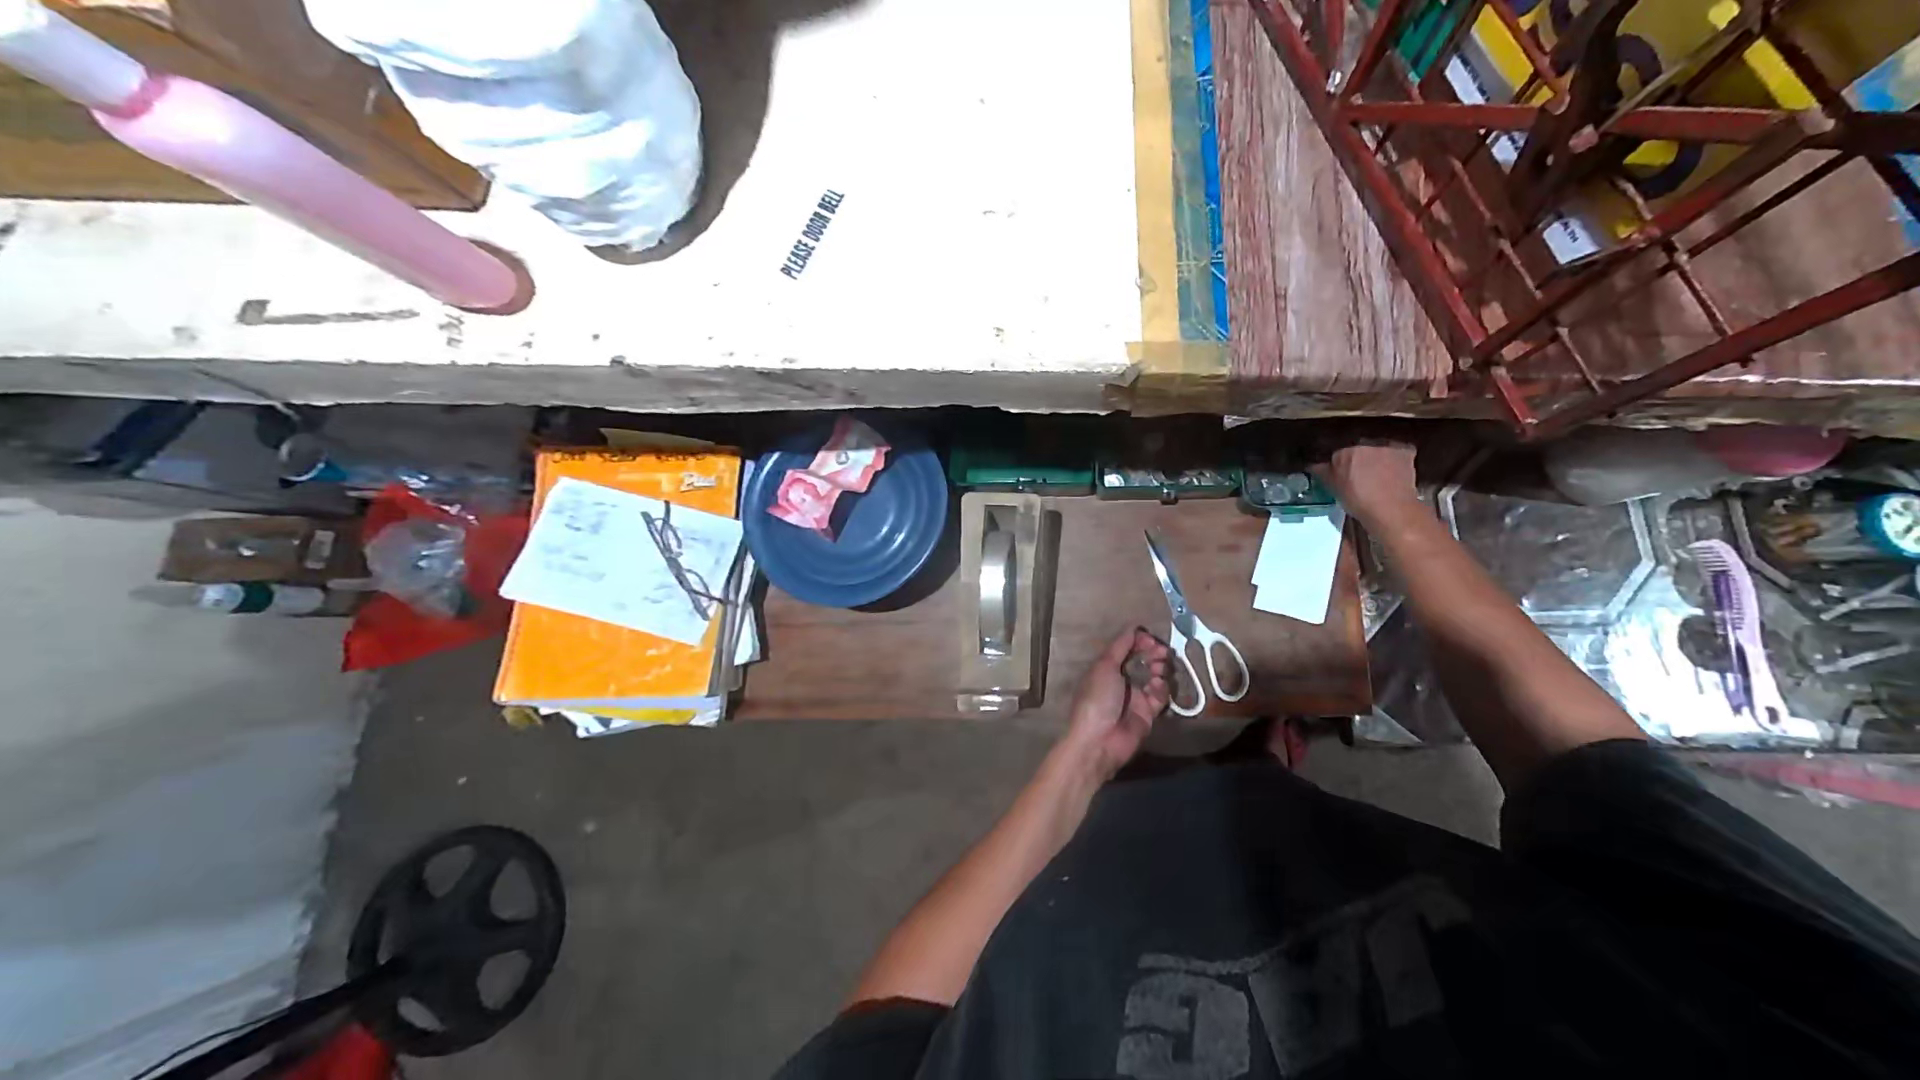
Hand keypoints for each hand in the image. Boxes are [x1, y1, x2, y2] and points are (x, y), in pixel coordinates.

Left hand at [1059, 627, 1172, 781]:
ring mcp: (1136, 696)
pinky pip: (1160, 696)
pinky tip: (1157, 687)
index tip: (1150, 639)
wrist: (1100, 740)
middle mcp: (1122, 680)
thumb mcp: (1104, 667)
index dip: (1140, 641)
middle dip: (1154, 653)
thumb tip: (1134, 627)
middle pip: (1144, 661)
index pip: (1127, 648)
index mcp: (1107, 667)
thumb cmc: (1097, 698)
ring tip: (1160, 668)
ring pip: (1155, 676)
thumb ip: (1120, 646)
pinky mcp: (1148, 713)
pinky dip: (1161, 689)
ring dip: (1160, 669)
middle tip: (1162, 651)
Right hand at [1314, 442, 1421, 526]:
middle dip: (1358, 457)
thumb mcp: (1333, 488)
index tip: (1341, 474)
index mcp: (1343, 451)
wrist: (1391, 508)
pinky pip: (1397, 451)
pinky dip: (1395, 457)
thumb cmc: (1357, 500)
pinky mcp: (1406, 451)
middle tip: (1359, 473)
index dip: (1339, 464)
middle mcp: (1365, 443)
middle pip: (1359, 447)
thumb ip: (1322, 471)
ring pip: (1378, 448)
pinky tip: (1394, 469)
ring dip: (1377, 456)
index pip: (1337, 454)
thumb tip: (1312, 464)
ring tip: (1378, 472)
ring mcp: (1387, 446)